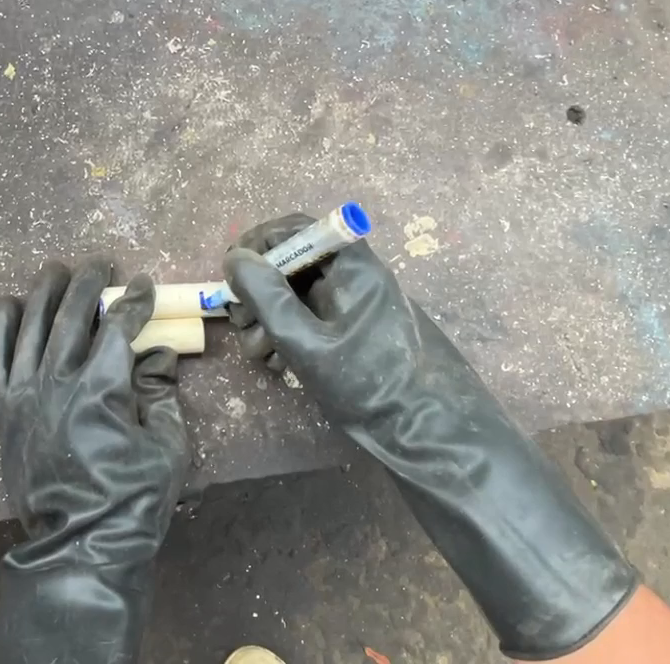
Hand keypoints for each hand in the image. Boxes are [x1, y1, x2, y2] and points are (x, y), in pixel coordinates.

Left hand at [0, 259, 186, 663]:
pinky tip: (12, 304)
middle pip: (73, 315)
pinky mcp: (3, 409)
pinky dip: (3, 326)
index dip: (134, 301)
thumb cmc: (132, 500)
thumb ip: (162, 393)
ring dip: (47, 292)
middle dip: (90, 284)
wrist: (79, 546)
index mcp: (101, 389)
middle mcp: (57, 381)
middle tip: (100, 266)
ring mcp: (24, 393)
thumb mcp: (166, 448)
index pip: (119, 327)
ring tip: (58, 270)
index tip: (143, 286)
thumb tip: (158, 354)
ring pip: (33, 326)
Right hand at [224, 215, 638, 660]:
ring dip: (268, 319)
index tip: (233, 271)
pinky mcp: (355, 336)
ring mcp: (355, 309)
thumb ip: (267, 298)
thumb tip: (235, 258)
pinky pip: (311, 321)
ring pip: (297, 296)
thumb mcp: (307, 343)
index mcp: (352, 267)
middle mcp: (354, 279)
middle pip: (293, 264)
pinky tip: (278, 367)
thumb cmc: (371, 386)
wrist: (436, 441)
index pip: (298, 229)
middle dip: (259, 292)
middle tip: (241, 325)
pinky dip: (287, 337)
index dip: (260, 243)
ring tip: (259, 355)